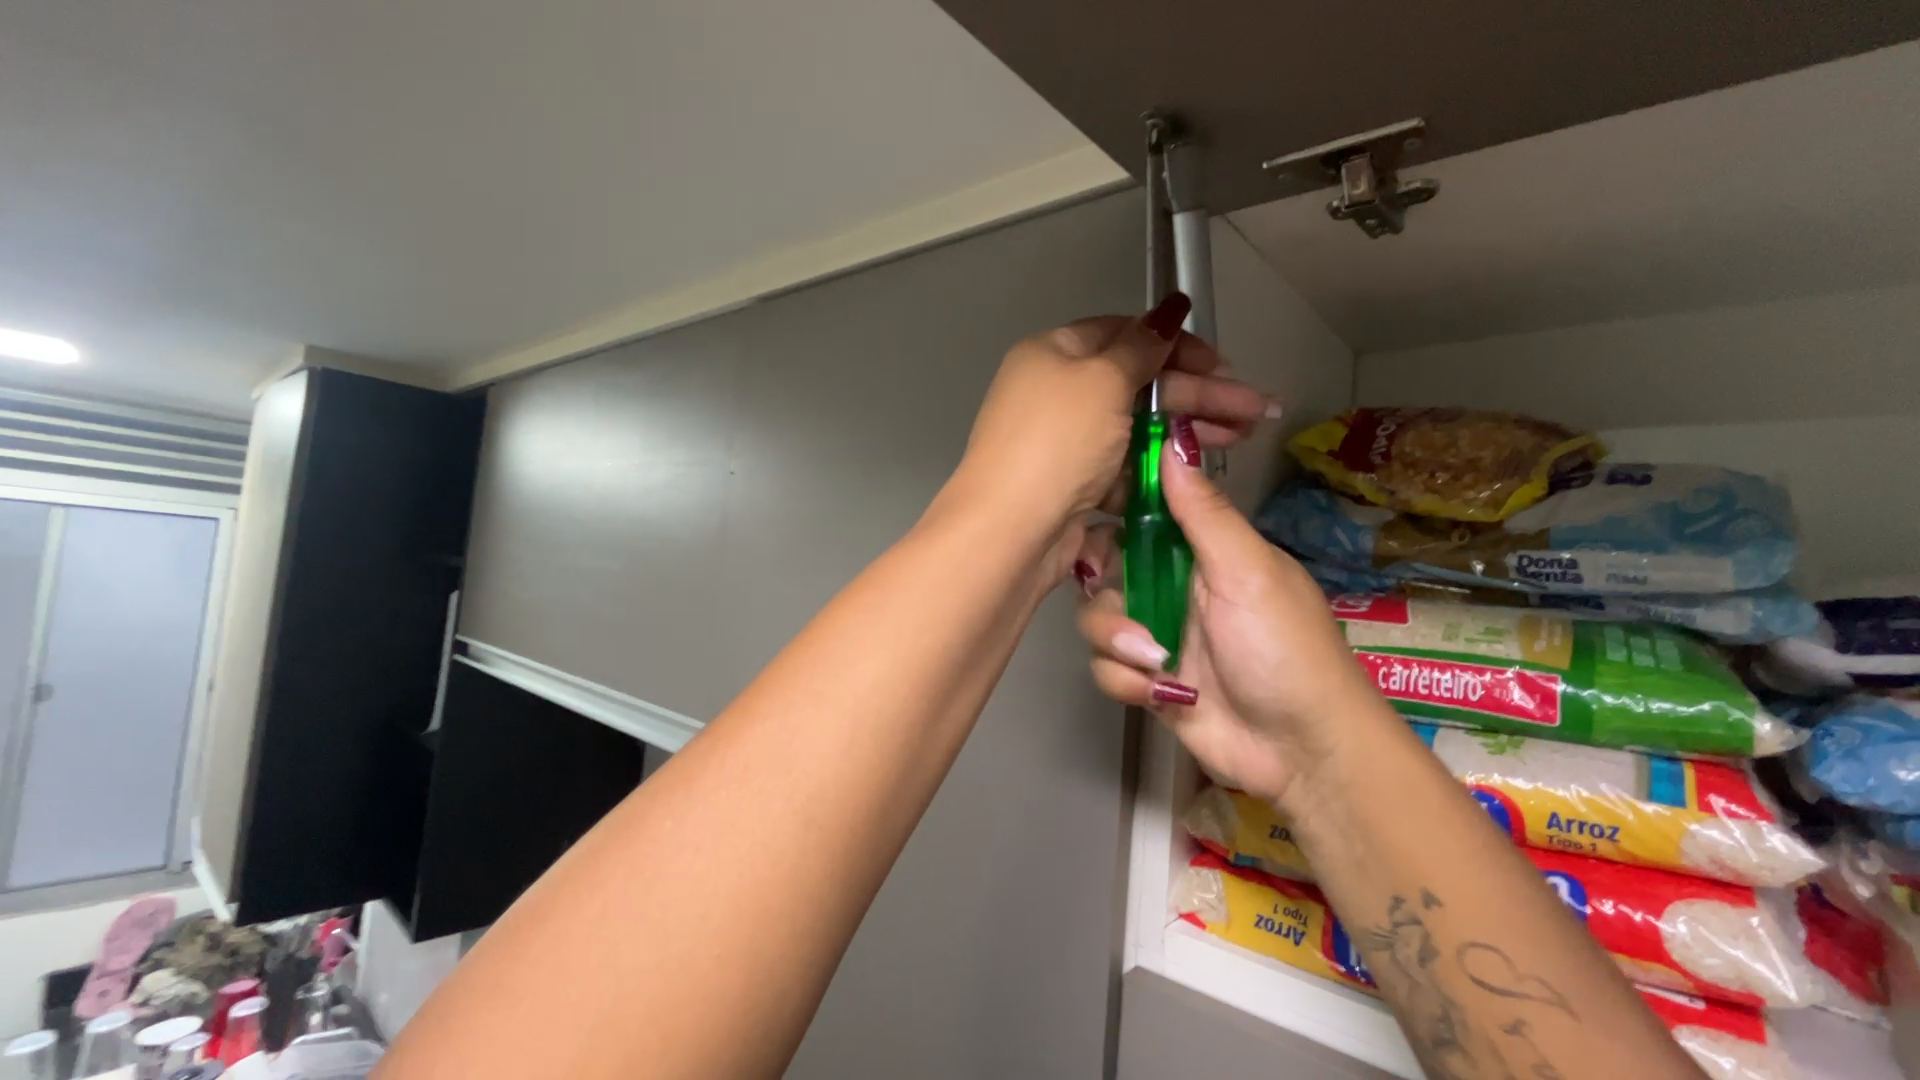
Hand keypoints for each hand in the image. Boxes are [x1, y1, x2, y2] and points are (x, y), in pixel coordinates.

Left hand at [954, 294, 1277, 531]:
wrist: (1009, 531)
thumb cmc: (1055, 444)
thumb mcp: (1102, 382)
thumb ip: (1142, 347)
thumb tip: (1171, 307)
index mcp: (1054, 354)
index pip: (1124, 335)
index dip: (1175, 345)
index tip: (1221, 365)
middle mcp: (1057, 393)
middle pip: (1138, 384)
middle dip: (1198, 393)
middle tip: (1253, 409)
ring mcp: (1065, 442)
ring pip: (1135, 427)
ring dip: (1185, 429)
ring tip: (1239, 437)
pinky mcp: (1074, 484)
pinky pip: (1123, 466)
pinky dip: (1155, 466)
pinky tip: (1193, 472)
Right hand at [1074, 419, 1390, 806]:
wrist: (1301, 750)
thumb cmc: (1282, 648)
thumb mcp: (1247, 571)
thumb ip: (1203, 512)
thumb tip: (1173, 438)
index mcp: (1203, 551)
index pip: (1142, 514)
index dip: (1110, 512)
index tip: (1086, 515)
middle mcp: (1175, 586)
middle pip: (1104, 568)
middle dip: (1102, 589)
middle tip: (1112, 600)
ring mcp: (1159, 635)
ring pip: (1098, 619)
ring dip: (1115, 640)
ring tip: (1155, 662)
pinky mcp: (1147, 681)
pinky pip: (1107, 667)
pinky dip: (1125, 681)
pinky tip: (1160, 694)